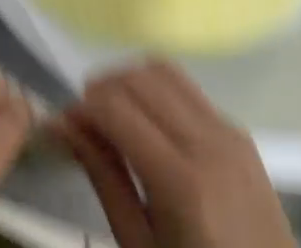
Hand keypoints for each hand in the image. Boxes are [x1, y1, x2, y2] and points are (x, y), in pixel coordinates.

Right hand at [56, 62, 295, 247]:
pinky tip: (149, 126)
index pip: (114, 107)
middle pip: (137, 78)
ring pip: (163, 71)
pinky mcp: (241, 135)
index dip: (80, 108)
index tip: (65, 128)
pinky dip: (156, 93)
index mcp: (181, 181)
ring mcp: (231, 135)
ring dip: (128, 82)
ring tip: (115, 115)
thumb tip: (59, 124)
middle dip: (100, 90)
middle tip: (87, 122)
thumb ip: (101, 175)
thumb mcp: (137, 242)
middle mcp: (209, 145)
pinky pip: (187, 90)